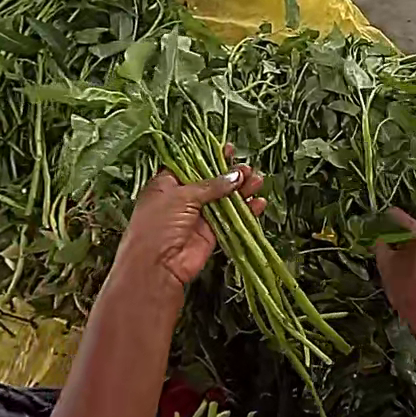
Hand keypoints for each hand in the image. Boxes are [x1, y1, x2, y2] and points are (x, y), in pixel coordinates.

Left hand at [109, 145, 265, 298]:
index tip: (228, 149)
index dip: (209, 156)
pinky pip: (232, 218)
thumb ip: (211, 185)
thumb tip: (234, 175)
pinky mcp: (212, 232)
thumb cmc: (158, 226)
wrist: (157, 267)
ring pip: (225, 199)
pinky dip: (246, 211)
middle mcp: (183, 199)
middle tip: (247, 168)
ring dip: (241, 190)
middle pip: (212, 181)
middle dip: (230, 174)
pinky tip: (258, 203)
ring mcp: (198, 216)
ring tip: (257, 181)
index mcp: (167, 185)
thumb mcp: (181, 196)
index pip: (190, 164)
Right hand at [373, 208, 415, 321]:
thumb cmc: (405, 285)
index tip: (368, 226)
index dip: (381, 219)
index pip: (397, 215)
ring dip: (397, 241)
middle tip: (373, 238)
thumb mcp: (385, 262)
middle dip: (389, 231)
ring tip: (381, 249)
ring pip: (412, 237)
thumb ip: (379, 244)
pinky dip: (406, 250)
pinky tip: (394, 259)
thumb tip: (376, 236)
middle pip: (406, 225)